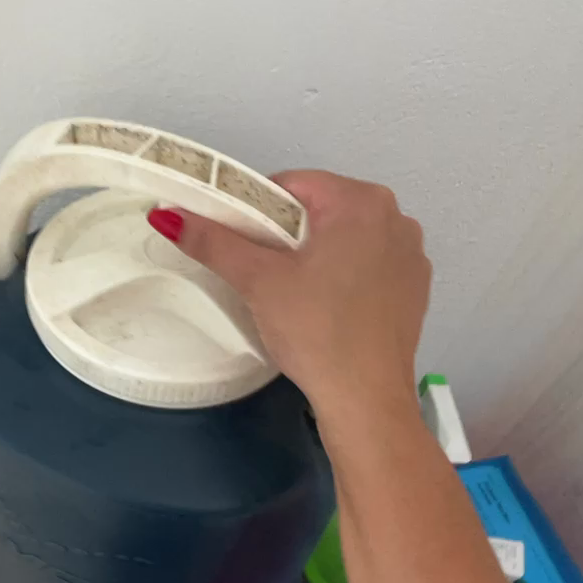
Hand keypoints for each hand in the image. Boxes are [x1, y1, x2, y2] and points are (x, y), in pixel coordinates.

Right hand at [151, 171, 430, 426]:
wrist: (365, 398)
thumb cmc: (315, 332)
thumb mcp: (258, 282)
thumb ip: (214, 243)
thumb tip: (168, 216)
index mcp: (361, 201)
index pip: (292, 185)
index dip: (256, 212)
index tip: (241, 246)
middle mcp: (395, 216)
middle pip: (320, 211)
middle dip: (287, 236)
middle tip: (264, 276)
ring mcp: (410, 254)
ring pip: (345, 239)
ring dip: (317, 256)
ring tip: (295, 297)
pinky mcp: (415, 288)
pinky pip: (369, 267)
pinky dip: (345, 278)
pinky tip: (328, 311)